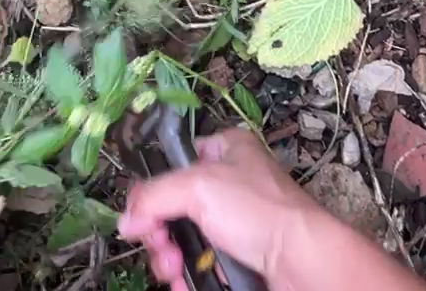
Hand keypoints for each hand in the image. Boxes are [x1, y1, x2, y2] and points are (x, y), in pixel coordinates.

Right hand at [117, 129, 425, 290]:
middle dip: (162, 234)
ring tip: (178, 272)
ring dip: (173, 260)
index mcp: (227, 148)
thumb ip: (155, 196)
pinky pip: (201, 266)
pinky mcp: (237, 255)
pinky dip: (190, 277)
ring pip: (185, 241)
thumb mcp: (199, 186)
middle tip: (164, 249)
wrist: (299, 261)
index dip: (157, 189)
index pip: (178, 161)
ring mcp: (234, 222)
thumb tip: (126, 218)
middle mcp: (230, 182)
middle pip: (175, 208)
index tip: (145, 214)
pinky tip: (188, 284)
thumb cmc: (259, 210)